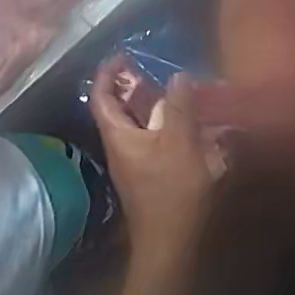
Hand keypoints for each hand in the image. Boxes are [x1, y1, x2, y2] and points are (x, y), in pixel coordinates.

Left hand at [88, 57, 218, 269]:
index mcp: (121, 137)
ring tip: (176, 86)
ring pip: (141, 123)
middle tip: (153, 66)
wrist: (172, 239)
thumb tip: (178, 75)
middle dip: (133, 86)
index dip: (107, 75)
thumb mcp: (180, 143)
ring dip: (154, 103)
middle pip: (121, 110)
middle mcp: (124, 146)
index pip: (102, 99)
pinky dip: (168, 121)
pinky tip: (192, 119)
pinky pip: (157, 136)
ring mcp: (139, 160)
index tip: (120, 55)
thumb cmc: (172, 189)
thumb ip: (178, 108)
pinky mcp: (155, 170)